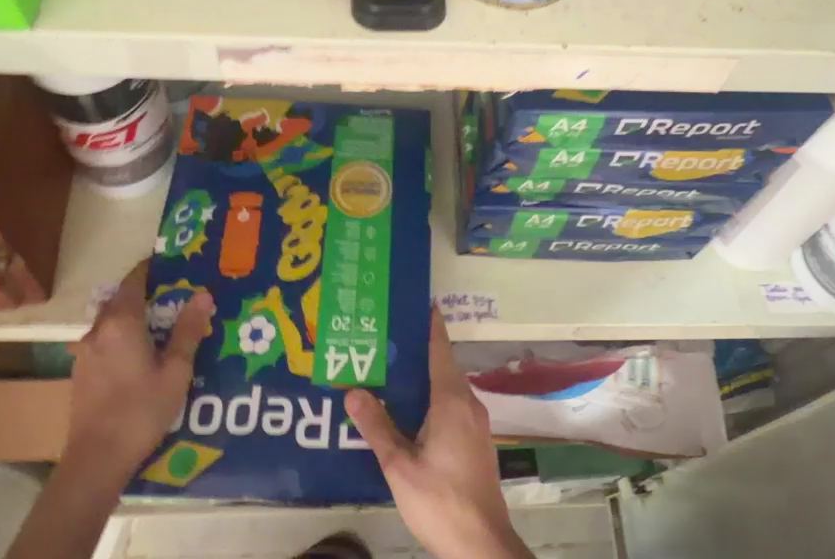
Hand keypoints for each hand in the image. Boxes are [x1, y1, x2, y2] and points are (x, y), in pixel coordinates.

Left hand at [64, 259, 214, 483]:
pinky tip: (141, 354)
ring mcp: (86, 352)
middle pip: (120, 299)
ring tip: (162, 325)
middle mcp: (98, 330)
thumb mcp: (175, 371)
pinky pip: (105, 341)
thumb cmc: (141, 411)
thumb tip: (203, 294)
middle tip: (176, 295)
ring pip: (111, 321)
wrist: (96, 460)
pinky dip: (123, 337)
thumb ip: (188, 331)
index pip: (135, 280)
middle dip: (146, 292)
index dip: (153, 268)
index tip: (174, 264)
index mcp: (122, 323)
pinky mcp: (81, 373)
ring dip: (134, 316)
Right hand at [345, 309, 530, 558]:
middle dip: (417, 350)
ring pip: (447, 387)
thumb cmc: (440, 500)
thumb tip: (353, 389)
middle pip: (443, 365)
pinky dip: (431, 397)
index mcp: (452, 400)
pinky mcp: (476, 442)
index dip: (429, 324)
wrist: (481, 543)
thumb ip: (377, 427)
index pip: (440, 349)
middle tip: (385, 337)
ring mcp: (476, 424)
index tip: (416, 300)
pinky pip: (452, 406)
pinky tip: (409, 410)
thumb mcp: (400, 465)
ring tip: (390, 370)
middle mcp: (468, 403)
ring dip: (423, 376)